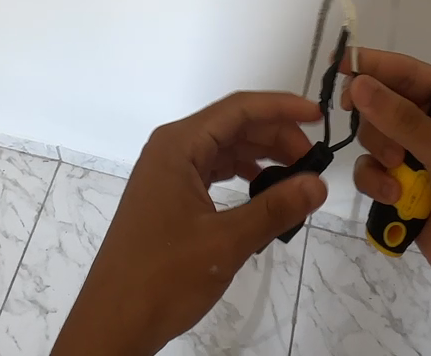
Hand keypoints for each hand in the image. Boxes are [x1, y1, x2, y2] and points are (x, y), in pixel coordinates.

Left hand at [53, 91, 329, 355]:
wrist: (112, 323)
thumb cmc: (164, 276)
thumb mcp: (226, 242)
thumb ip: (275, 209)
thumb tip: (318, 184)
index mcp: (179, 144)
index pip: (238, 108)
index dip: (281, 108)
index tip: (319, 117)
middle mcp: (172, 148)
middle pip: (232, 126)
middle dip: (275, 136)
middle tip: (313, 162)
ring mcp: (168, 171)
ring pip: (224, 147)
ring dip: (260, 156)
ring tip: (296, 176)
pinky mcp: (169, 194)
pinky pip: (212, 170)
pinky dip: (242, 174)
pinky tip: (263, 190)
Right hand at [343, 48, 430, 355]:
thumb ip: (404, 121)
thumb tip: (358, 83)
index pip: (410, 72)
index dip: (375, 64)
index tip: (340, 63)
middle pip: (385, 103)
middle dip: (376, 120)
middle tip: (371, 133)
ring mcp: (421, 161)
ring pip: (375, 138)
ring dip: (378, 154)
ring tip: (396, 176)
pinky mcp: (406, 191)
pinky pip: (374, 172)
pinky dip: (376, 183)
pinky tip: (392, 198)